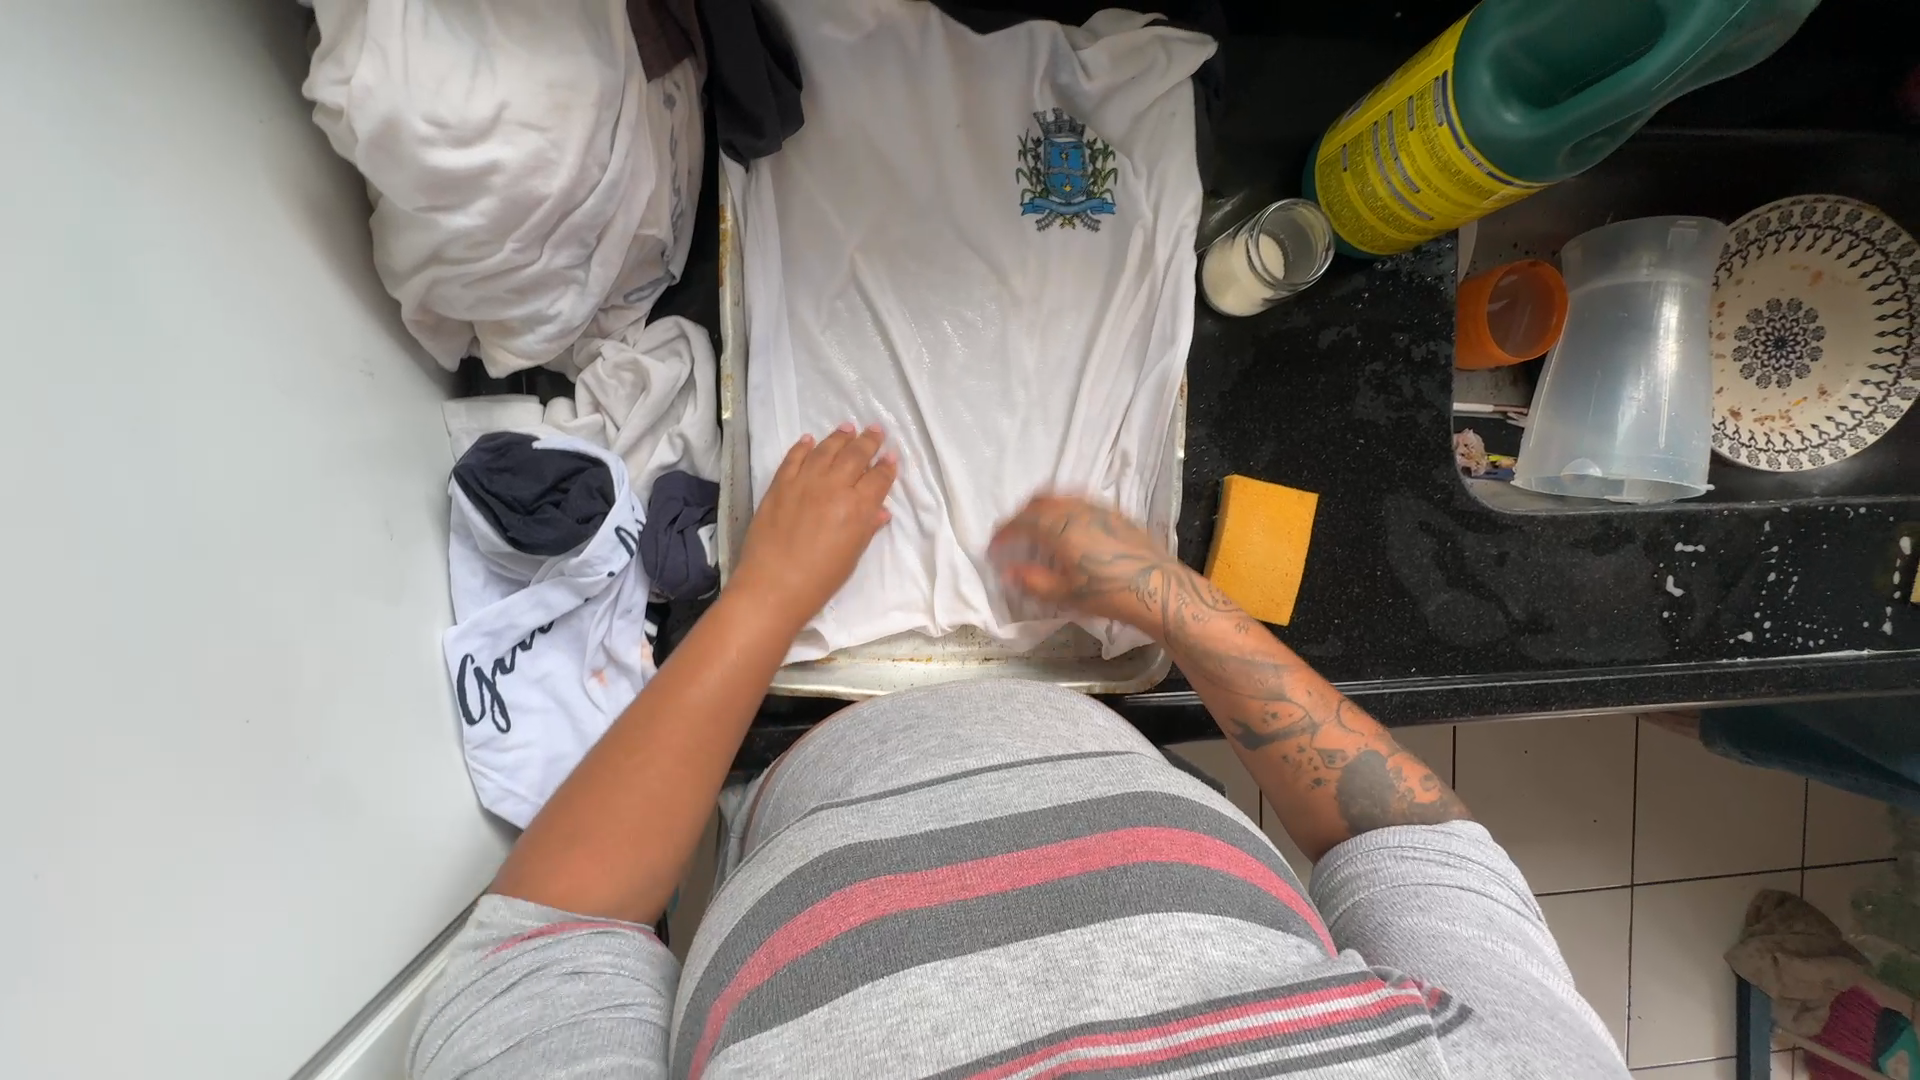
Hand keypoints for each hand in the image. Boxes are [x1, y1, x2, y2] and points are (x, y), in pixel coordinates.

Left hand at [733, 423, 896, 626]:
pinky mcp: (780, 484)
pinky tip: (810, 440)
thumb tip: (880, 510)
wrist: (773, 586)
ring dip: (839, 437)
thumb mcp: (853, 555)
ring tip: (848, 427)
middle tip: (876, 430)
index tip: (892, 457)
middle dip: (868, 441)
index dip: (887, 466)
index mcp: (857, 507)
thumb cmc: (820, 579)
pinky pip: (794, 458)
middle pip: (856, 455)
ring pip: (826, 450)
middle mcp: (834, 487)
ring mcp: (804, 482)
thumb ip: (867, 527)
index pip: (879, 479)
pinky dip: (803, 447)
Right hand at [990, 494, 1212, 635]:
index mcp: (1058, 527)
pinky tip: (1068, 528)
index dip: (1002, 534)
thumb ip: (1031, 580)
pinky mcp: (1115, 513)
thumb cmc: (1107, 594)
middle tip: (1011, 535)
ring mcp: (1098, 508)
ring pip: (1060, 498)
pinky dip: (1063, 509)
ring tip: (1036, 528)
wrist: (1158, 589)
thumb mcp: (1063, 594)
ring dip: (1042, 509)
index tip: (992, 548)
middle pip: (1038, 502)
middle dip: (1020, 516)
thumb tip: (1007, 571)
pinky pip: (1080, 502)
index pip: (1020, 522)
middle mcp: (1076, 509)